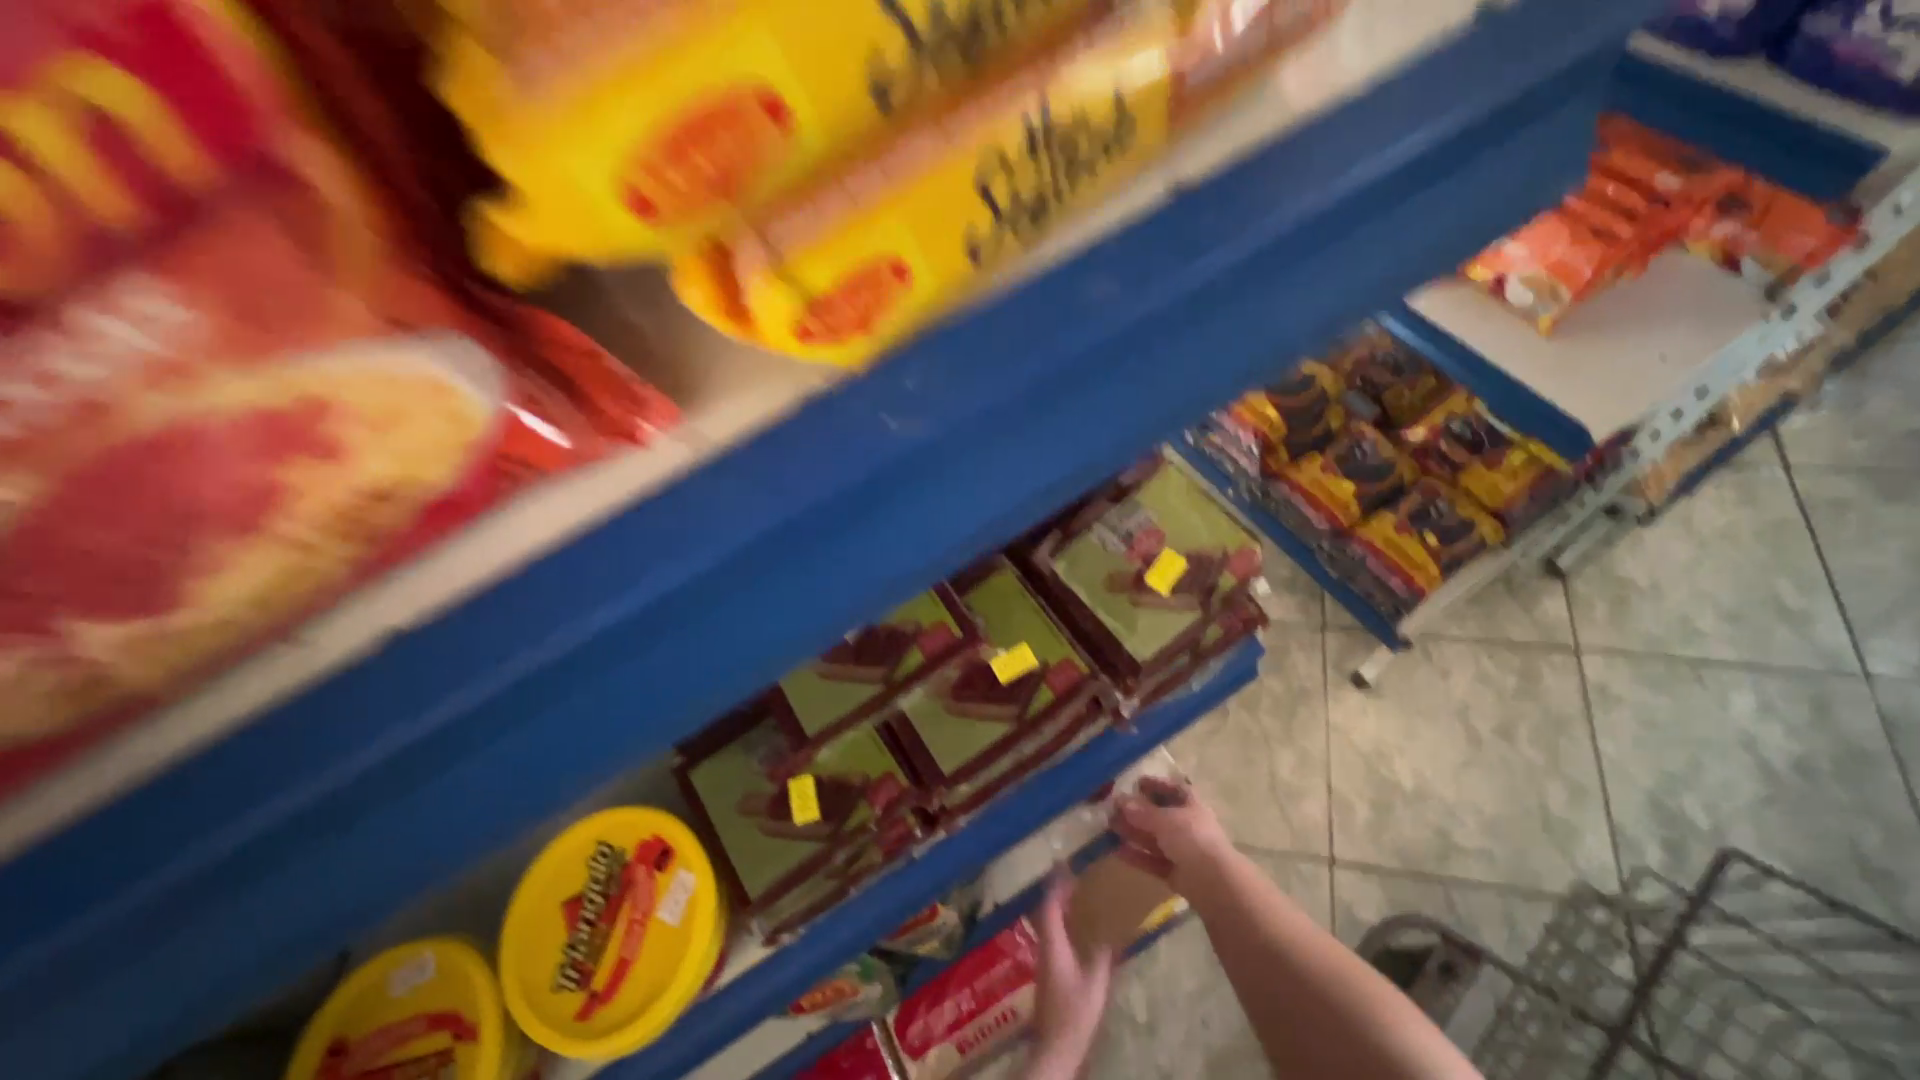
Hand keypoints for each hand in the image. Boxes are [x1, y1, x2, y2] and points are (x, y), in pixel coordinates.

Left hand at [1027, 872, 1113, 1077]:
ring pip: (1048, 925)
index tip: (1063, 864)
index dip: (1056, 884)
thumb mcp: (1096, 982)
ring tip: (1075, 894)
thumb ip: (1103, 956)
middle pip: (1046, 912)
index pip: (1050, 906)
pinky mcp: (1048, 972)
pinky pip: (1053, 937)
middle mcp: (1044, 948)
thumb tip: (1111, 932)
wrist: (1057, 1046)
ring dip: (1059, 908)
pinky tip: (1075, 929)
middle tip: (1072, 875)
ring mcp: (1044, 961)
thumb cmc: (1076, 1012)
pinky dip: (1062, 924)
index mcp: (1053, 945)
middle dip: (1057, 892)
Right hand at [1110, 776, 1231, 888]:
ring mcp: (1182, 851)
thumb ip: (1142, 811)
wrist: (1213, 881)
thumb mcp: (1165, 820)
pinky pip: (1152, 860)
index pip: (1175, 790)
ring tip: (1109, 828)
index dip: (1158, 785)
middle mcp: (1188, 827)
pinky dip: (1137, 856)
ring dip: (1133, 833)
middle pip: (1160, 816)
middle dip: (1137, 812)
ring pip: (1154, 839)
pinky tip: (1117, 852)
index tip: (1136, 783)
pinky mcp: (1175, 872)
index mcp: (1192, 807)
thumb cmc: (1192, 838)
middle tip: (1113, 808)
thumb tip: (1120, 800)